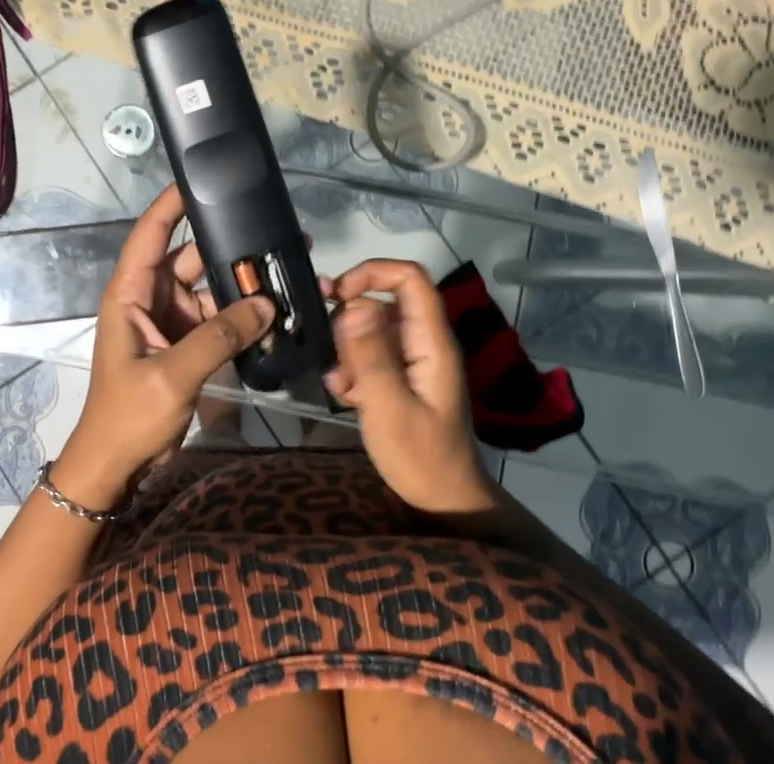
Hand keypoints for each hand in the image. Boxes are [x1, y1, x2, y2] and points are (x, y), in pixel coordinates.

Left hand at [61, 185, 274, 508]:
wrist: (118, 465)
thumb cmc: (128, 415)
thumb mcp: (172, 374)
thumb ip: (219, 337)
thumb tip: (266, 304)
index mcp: (131, 295)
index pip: (150, 235)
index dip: (172, 204)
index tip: (202, 178)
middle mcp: (150, 300)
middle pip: (191, 259)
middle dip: (229, 246)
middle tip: (275, 230)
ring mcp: (170, 324)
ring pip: (210, 290)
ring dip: (242, 284)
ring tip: (285, 268)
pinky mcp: (186, 347)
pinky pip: (218, 320)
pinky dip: (242, 317)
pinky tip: (275, 312)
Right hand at [323, 259, 496, 513]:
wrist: (442, 500)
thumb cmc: (420, 457)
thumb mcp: (388, 408)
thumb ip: (370, 356)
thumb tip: (352, 306)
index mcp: (431, 343)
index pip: (411, 279)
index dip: (373, 273)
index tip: (337, 293)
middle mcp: (424, 343)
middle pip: (384, 302)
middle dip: (350, 320)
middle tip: (332, 353)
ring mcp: (413, 361)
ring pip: (373, 330)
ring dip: (348, 350)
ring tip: (339, 384)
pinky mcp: (402, 379)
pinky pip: (372, 356)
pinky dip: (353, 369)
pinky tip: (344, 395)